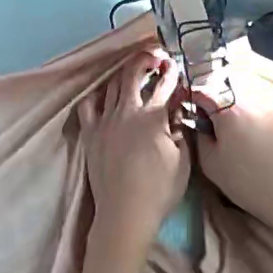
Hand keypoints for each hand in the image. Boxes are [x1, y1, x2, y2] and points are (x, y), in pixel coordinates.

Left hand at [85, 50, 188, 243]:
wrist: (124, 214)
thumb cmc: (159, 190)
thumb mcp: (183, 160)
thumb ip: (181, 130)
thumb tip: (178, 112)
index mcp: (153, 117)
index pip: (164, 85)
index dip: (172, 72)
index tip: (176, 65)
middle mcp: (127, 111)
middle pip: (133, 73)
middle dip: (145, 60)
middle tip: (155, 58)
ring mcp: (105, 121)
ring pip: (112, 85)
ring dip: (125, 74)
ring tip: (134, 72)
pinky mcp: (90, 133)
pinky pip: (89, 105)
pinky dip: (98, 96)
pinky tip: (105, 98)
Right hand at [193, 77, 272, 237]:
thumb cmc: (246, 184)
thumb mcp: (210, 164)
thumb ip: (199, 135)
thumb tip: (198, 119)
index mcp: (230, 112)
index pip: (205, 93)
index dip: (196, 102)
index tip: (195, 114)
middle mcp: (252, 103)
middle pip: (228, 101)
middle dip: (222, 116)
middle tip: (224, 140)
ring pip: (248, 110)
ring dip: (243, 122)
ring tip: (248, 148)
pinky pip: (266, 117)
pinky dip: (261, 127)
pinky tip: (266, 148)